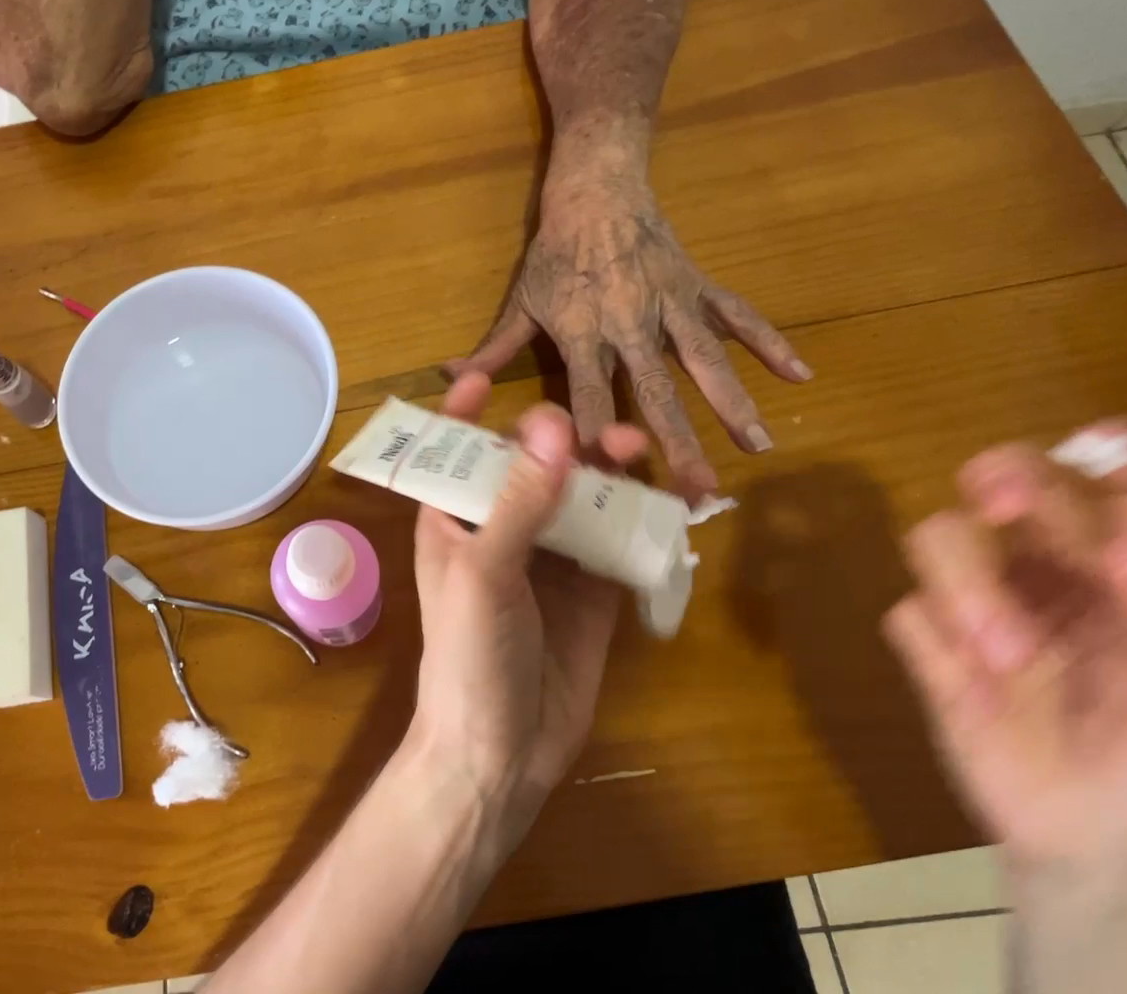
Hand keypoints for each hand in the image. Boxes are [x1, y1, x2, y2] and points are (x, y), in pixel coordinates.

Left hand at [407, 373, 645, 826]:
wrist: (500, 753)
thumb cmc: (468, 655)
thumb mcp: (484, 571)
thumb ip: (519, 499)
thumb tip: (551, 420)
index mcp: (454, 521)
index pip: (455, 453)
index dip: (463, 414)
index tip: (485, 374)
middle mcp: (501, 530)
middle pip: (534, 467)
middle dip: (566, 441)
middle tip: (611, 432)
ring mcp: (550, 559)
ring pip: (582, 497)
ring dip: (612, 473)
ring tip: (644, 456)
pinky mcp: (593, 591)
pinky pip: (618, 540)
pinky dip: (642, 517)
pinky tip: (671, 498)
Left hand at [452, 150, 809, 498]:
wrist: (596, 190)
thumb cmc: (553, 254)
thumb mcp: (519, 303)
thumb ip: (492, 347)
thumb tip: (447, 376)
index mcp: (583, 333)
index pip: (591, 393)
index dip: (600, 433)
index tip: (614, 476)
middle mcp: (631, 324)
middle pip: (656, 389)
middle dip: (679, 439)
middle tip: (701, 486)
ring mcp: (671, 304)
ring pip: (706, 359)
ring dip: (733, 401)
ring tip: (759, 445)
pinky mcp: (699, 285)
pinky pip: (739, 314)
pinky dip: (770, 340)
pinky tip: (801, 374)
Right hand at [886, 422, 1126, 879]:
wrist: (1112, 855)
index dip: (1117, 454)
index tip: (1099, 448)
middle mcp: (1061, 575)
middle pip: (1010, 483)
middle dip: (1000, 476)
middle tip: (1000, 504)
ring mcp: (990, 610)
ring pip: (939, 537)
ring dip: (964, 584)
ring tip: (1006, 658)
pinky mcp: (937, 653)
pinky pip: (909, 615)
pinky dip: (936, 641)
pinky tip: (975, 687)